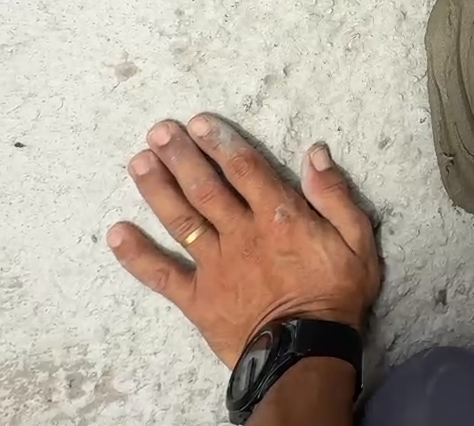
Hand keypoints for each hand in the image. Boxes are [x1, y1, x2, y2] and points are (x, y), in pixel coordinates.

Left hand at [107, 113, 381, 366]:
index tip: (199, 122)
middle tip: (158, 131)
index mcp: (279, 216)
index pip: (245, 168)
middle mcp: (241, 233)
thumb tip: (316, 153)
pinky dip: (137, 254)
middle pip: (206, 187)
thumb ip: (335, 194)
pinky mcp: (197, 298)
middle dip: (181, 156)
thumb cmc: (337, 290)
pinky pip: (161, 274)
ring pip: (182, 220)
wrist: (306, 350)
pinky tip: (117, 233)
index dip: (221, 143)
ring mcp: (215, 265)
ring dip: (158, 190)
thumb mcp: (357, 237)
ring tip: (138, 162)